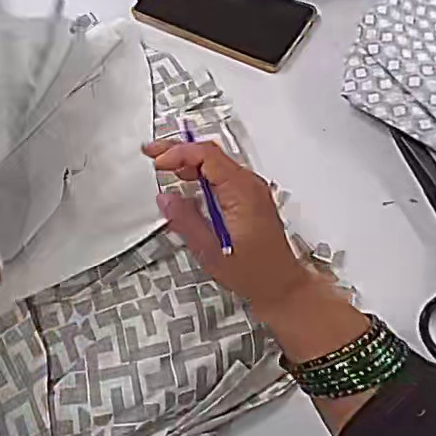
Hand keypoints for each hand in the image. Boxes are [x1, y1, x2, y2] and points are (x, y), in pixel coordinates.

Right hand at [141, 138, 316, 312]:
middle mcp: (250, 186)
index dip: (178, 154)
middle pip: (211, 153)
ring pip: (216, 163)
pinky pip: (222, 176)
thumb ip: (186, 222)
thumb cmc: (256, 273)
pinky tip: (186, 182)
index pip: (207, 156)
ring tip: (164, 166)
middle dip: (179, 150)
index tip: (158, 162)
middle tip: (154, 153)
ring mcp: (251, 190)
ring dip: (189, 161)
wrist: (281, 285)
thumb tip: (166, 199)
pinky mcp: (249, 198)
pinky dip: (200, 173)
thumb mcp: (211, 252)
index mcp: (242, 192)